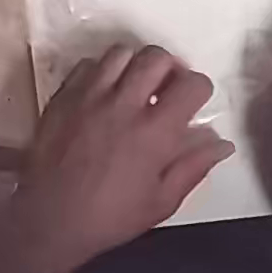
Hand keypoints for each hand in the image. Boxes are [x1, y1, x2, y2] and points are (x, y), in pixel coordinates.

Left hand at [0, 44, 234, 272]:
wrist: (49, 219)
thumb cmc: (110, 216)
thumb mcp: (161, 201)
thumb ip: (194, 167)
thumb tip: (222, 143)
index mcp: (155, 131)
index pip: (191, 84)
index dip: (200, 88)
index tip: (194, 101)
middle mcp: (123, 104)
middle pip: (156, 57)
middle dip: (170, 67)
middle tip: (167, 87)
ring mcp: (89, 97)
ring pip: (120, 53)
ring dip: (135, 64)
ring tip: (135, 86)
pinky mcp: (63, 98)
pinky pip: (87, 65)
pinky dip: (102, 71)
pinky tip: (104, 92)